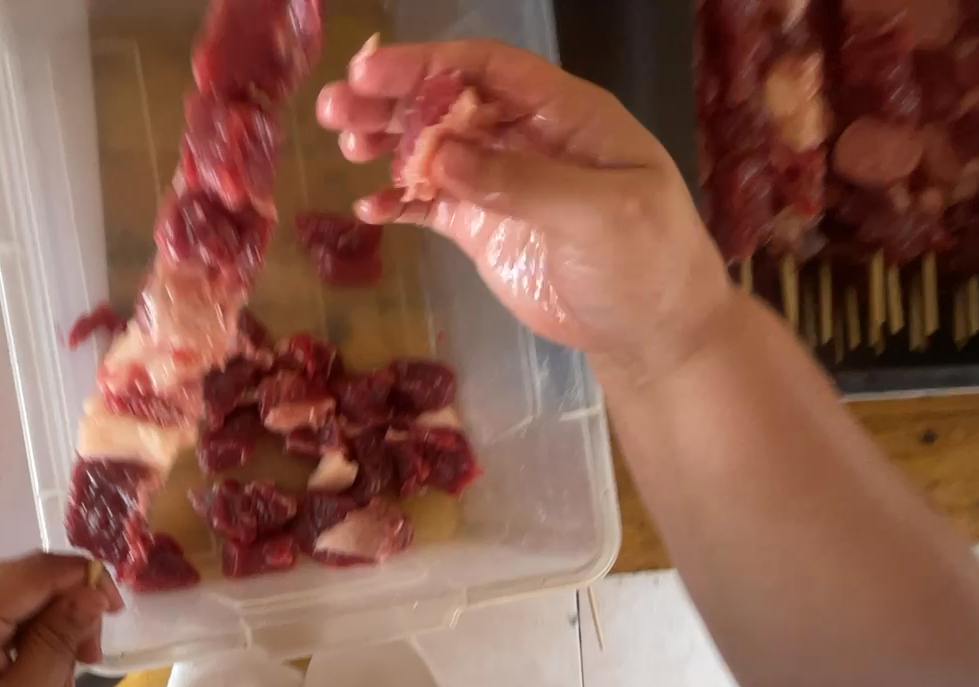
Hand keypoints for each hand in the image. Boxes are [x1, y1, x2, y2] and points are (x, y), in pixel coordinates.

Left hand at [0, 553, 123, 686]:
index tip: (116, 612)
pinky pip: (2, 609)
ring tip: (70, 668)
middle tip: (92, 653)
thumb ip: (59, 641)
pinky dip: (32, 629)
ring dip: (54, 620)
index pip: (34, 572)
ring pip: (19, 590)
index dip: (82, 579)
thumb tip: (92, 592)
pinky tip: (45, 665)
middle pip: (27, 576)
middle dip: (70, 604)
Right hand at [316, 40, 736, 382]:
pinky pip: (431, 208)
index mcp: (561, 114)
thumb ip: (518, 179)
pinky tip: (368, 209)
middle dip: (390, 102)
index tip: (367, 72)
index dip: (426, 66)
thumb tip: (436, 153)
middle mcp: (523, 139)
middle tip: (333, 107)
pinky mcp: (480, 231)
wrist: (644, 327)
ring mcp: (497, 187)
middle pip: (447, 106)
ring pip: (432, 153)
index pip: (485, 71)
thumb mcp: (594, 213)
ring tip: (344, 144)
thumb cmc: (641, 259)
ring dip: (387, 146)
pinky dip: (399, 205)